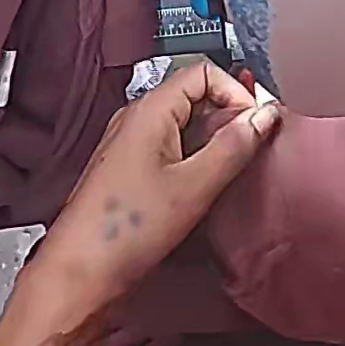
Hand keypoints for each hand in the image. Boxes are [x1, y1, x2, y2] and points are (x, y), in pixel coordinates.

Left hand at [19, 61, 282, 334]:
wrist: (79, 273)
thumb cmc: (128, 229)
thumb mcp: (194, 186)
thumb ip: (234, 146)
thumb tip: (266, 115)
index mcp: (150, 110)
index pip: (204, 72)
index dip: (236, 92)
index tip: (256, 124)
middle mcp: (137, 117)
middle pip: (196, 95)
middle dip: (229, 116)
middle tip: (249, 150)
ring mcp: (131, 142)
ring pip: (186, 122)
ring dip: (214, 139)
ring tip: (229, 171)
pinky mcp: (131, 167)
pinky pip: (172, 145)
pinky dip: (196, 157)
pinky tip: (204, 185)